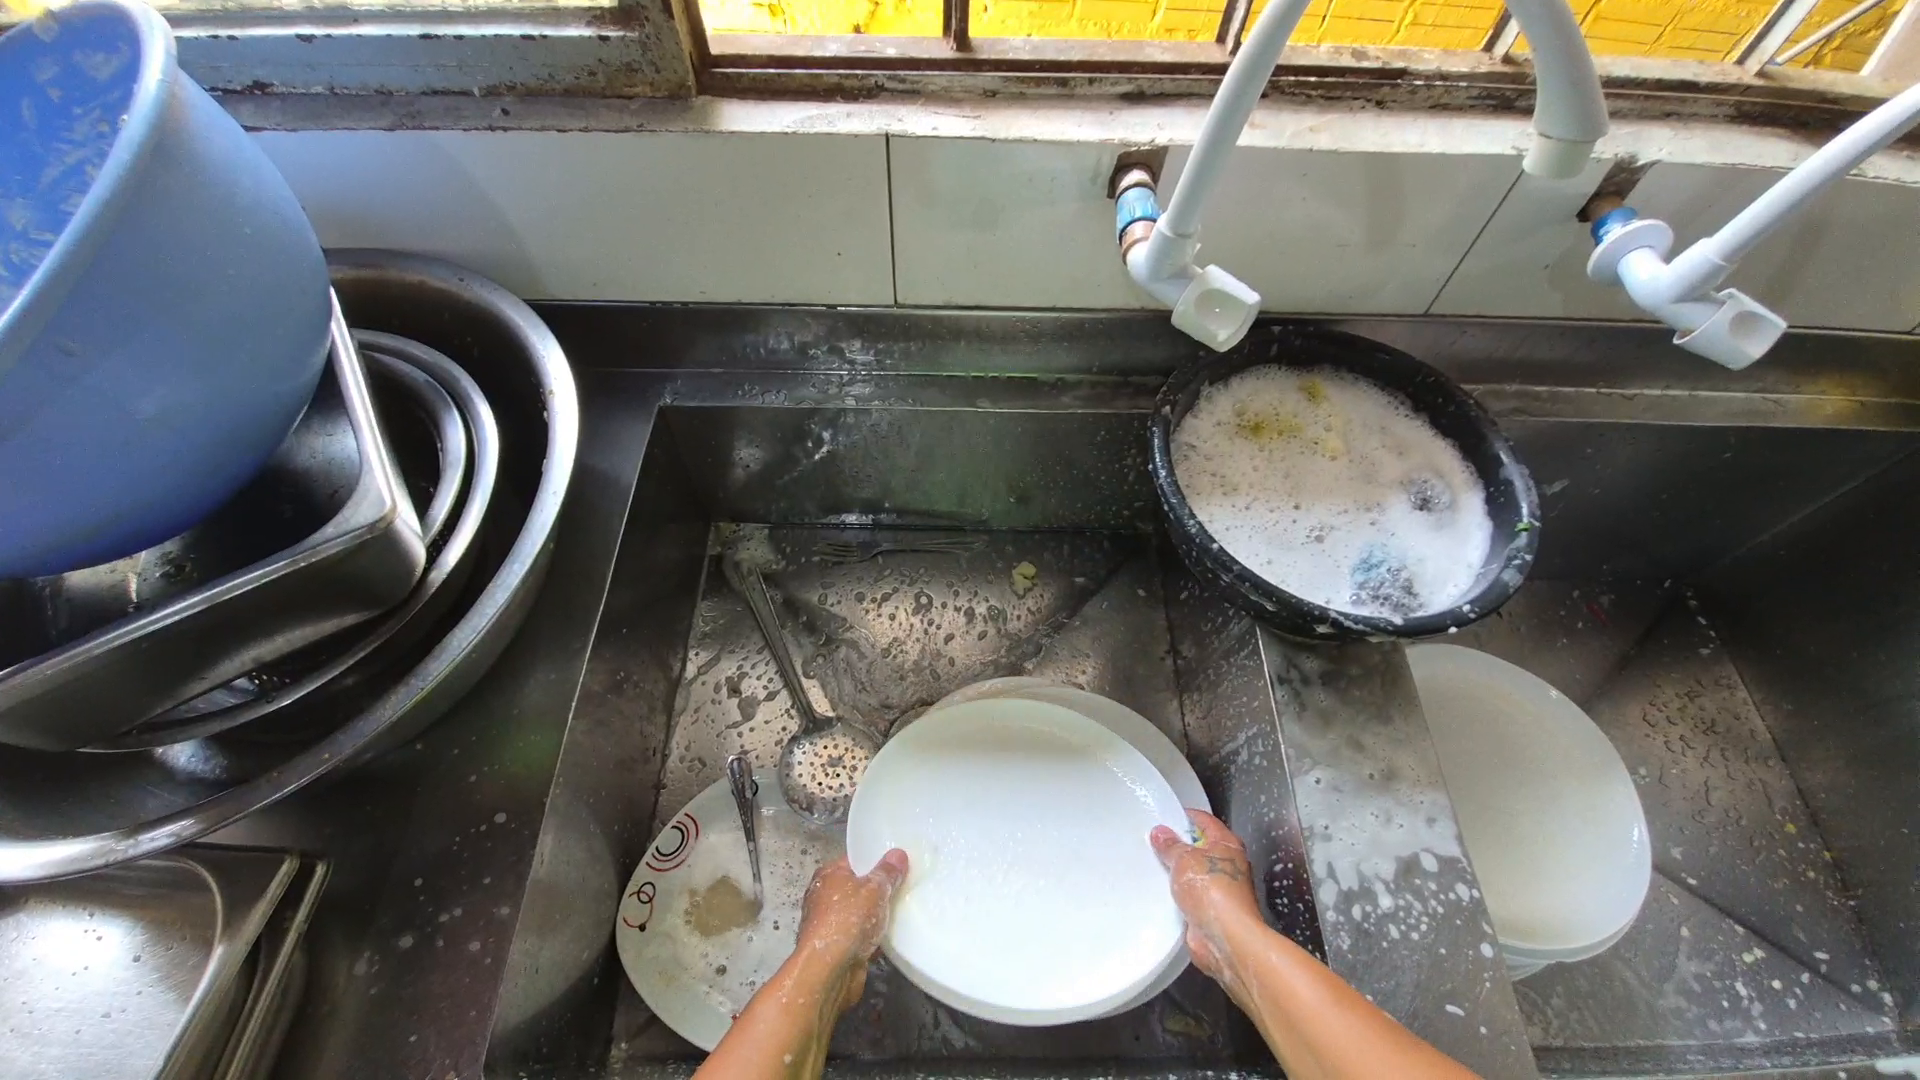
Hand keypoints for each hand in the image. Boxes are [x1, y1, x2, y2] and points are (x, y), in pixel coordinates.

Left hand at [793, 850, 908, 1010]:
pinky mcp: (839, 949)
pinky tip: (895, 936)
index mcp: (829, 874)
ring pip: (862, 914)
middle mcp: (825, 897)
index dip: (877, 859)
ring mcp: (831, 925)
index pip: (856, 860)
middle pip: (860, 887)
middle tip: (907, 884)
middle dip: (881, 889)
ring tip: (906, 909)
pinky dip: (876, 937)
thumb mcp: (874, 889)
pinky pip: (863, 936)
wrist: (829, 973)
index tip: (899, 862)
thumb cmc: (847, 921)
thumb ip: (888, 872)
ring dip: (880, 916)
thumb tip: (897, 854)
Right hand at [1151, 810, 1263, 991]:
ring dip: (1175, 872)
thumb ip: (1171, 845)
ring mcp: (1221, 889)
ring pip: (1193, 873)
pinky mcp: (1211, 911)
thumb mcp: (1184, 859)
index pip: (1205, 821)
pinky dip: (1176, 894)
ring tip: (1150, 864)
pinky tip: (1158, 891)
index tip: (1164, 817)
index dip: (1185, 817)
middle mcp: (1228, 865)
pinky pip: (1189, 896)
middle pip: (1199, 847)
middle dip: (1177, 845)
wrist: (1227, 940)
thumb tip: (1160, 832)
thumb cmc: (1213, 892)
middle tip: (1151, 842)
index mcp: (1227, 844)